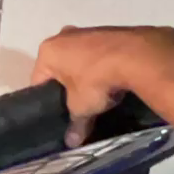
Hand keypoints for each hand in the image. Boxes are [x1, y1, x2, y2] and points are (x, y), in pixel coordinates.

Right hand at [32, 26, 173, 145]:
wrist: (135, 56)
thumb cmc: (95, 80)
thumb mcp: (81, 108)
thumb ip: (75, 124)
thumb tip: (72, 143)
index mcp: (47, 51)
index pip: (38, 82)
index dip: (45, 101)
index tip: (56, 114)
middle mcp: (63, 36)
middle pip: (59, 68)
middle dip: (67, 86)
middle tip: (76, 106)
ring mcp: (87, 30)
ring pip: (79, 59)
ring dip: (85, 75)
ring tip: (96, 94)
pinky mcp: (109, 31)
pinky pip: (98, 54)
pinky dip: (101, 67)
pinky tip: (111, 81)